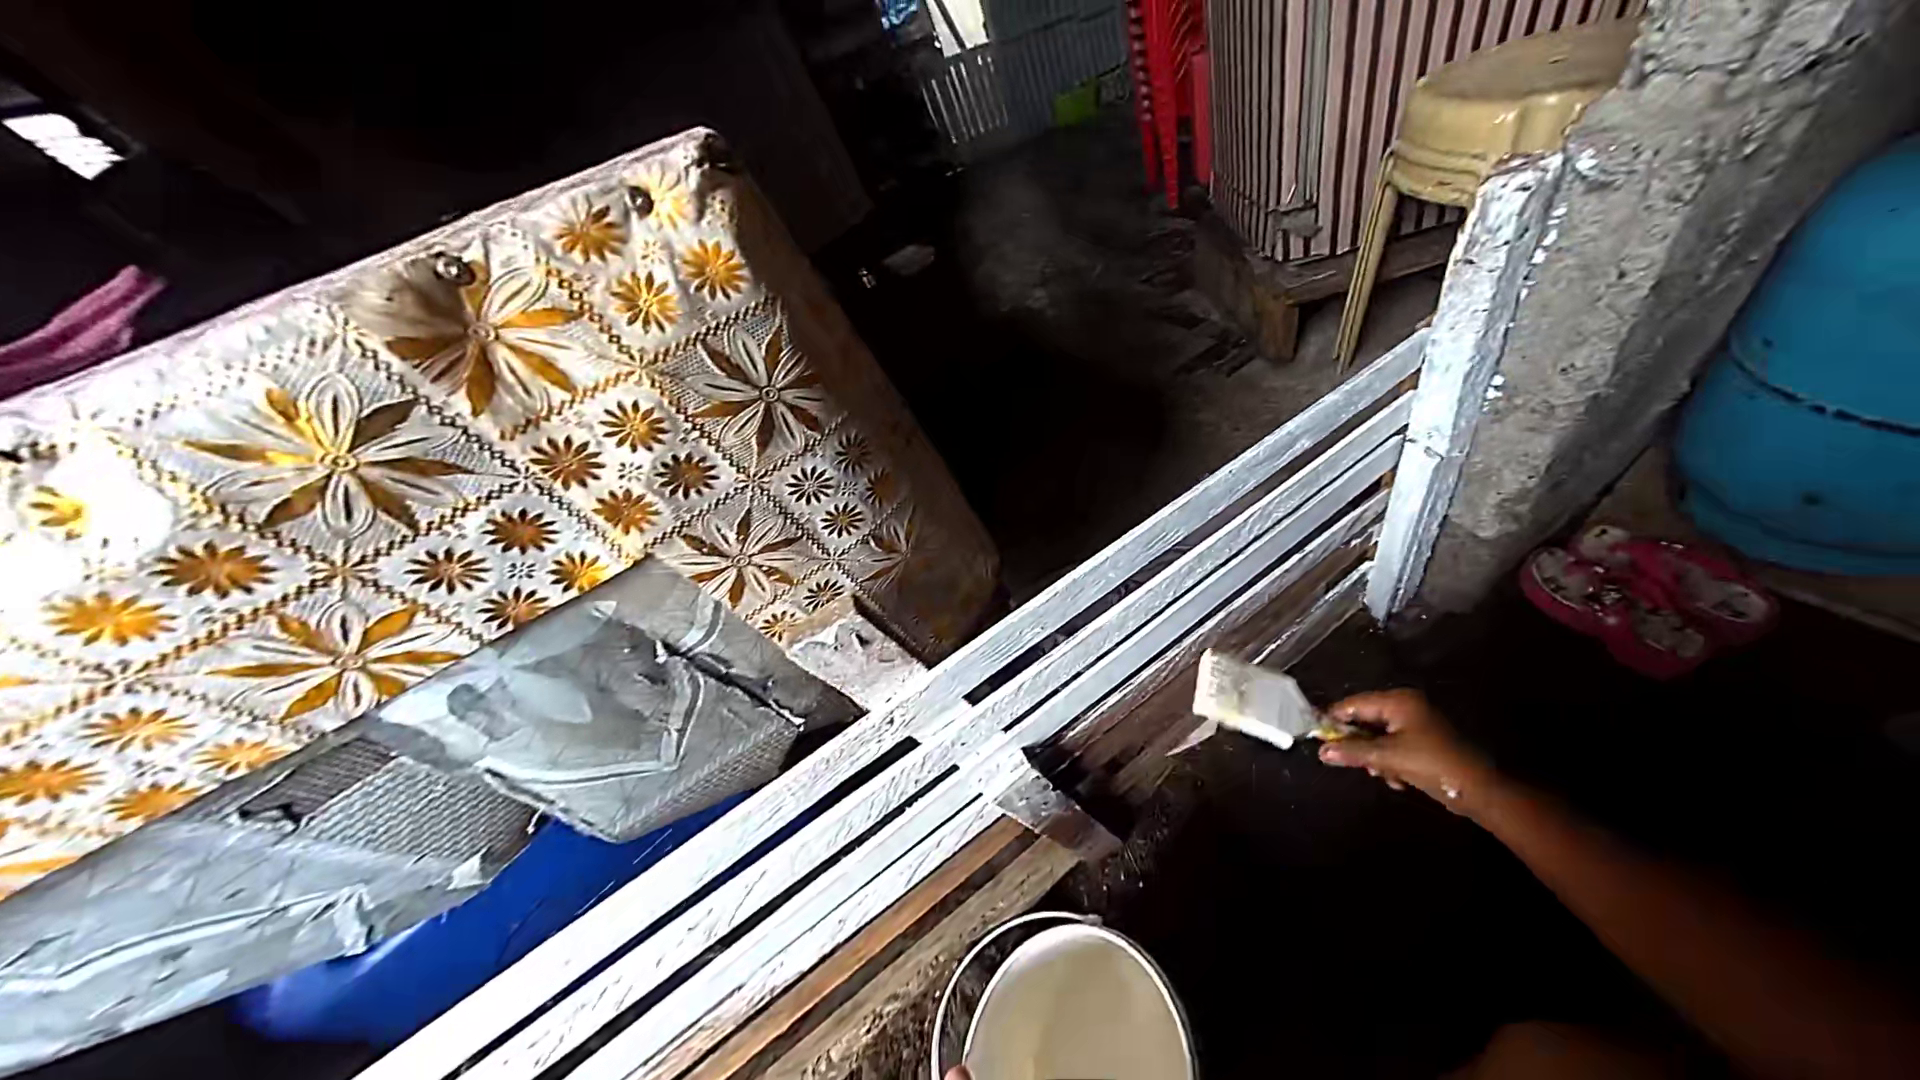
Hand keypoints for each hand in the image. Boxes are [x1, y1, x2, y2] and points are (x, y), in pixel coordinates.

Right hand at [1317, 689, 1498, 812]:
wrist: (1482, 791)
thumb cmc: (1433, 765)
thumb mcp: (1388, 758)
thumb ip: (1353, 751)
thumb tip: (1321, 751)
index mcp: (1398, 701)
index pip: (1353, 704)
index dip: (1333, 718)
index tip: (1316, 734)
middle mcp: (1405, 706)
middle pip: (1364, 720)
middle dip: (1359, 744)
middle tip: (1353, 761)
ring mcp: (1415, 723)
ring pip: (1377, 736)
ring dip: (1375, 757)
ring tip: (1383, 774)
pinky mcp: (1422, 740)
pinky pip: (1392, 745)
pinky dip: (1389, 761)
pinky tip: (1397, 778)